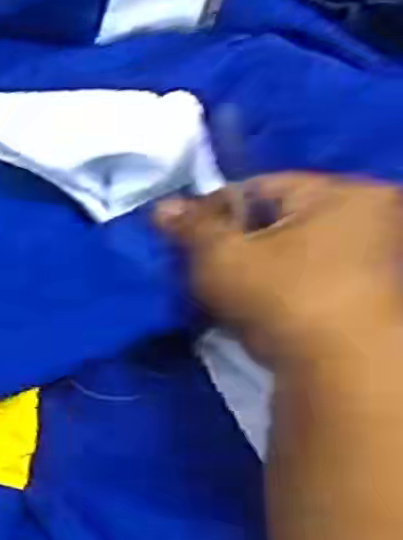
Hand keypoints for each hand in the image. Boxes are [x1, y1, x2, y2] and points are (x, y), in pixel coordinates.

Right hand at [153, 173, 402, 370]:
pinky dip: (274, 274)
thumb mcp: (218, 254)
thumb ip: (190, 225)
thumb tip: (161, 205)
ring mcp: (378, 245)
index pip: (257, 185)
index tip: (179, 236)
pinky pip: (305, 263)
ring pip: (288, 240)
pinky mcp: (369, 278)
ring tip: (218, 280)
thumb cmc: (279, 291)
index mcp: (343, 192)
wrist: (339, 354)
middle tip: (194, 259)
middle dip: (231, 234)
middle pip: (276, 213)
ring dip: (250, 256)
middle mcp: (372, 209)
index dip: (210, 208)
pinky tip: (250, 294)